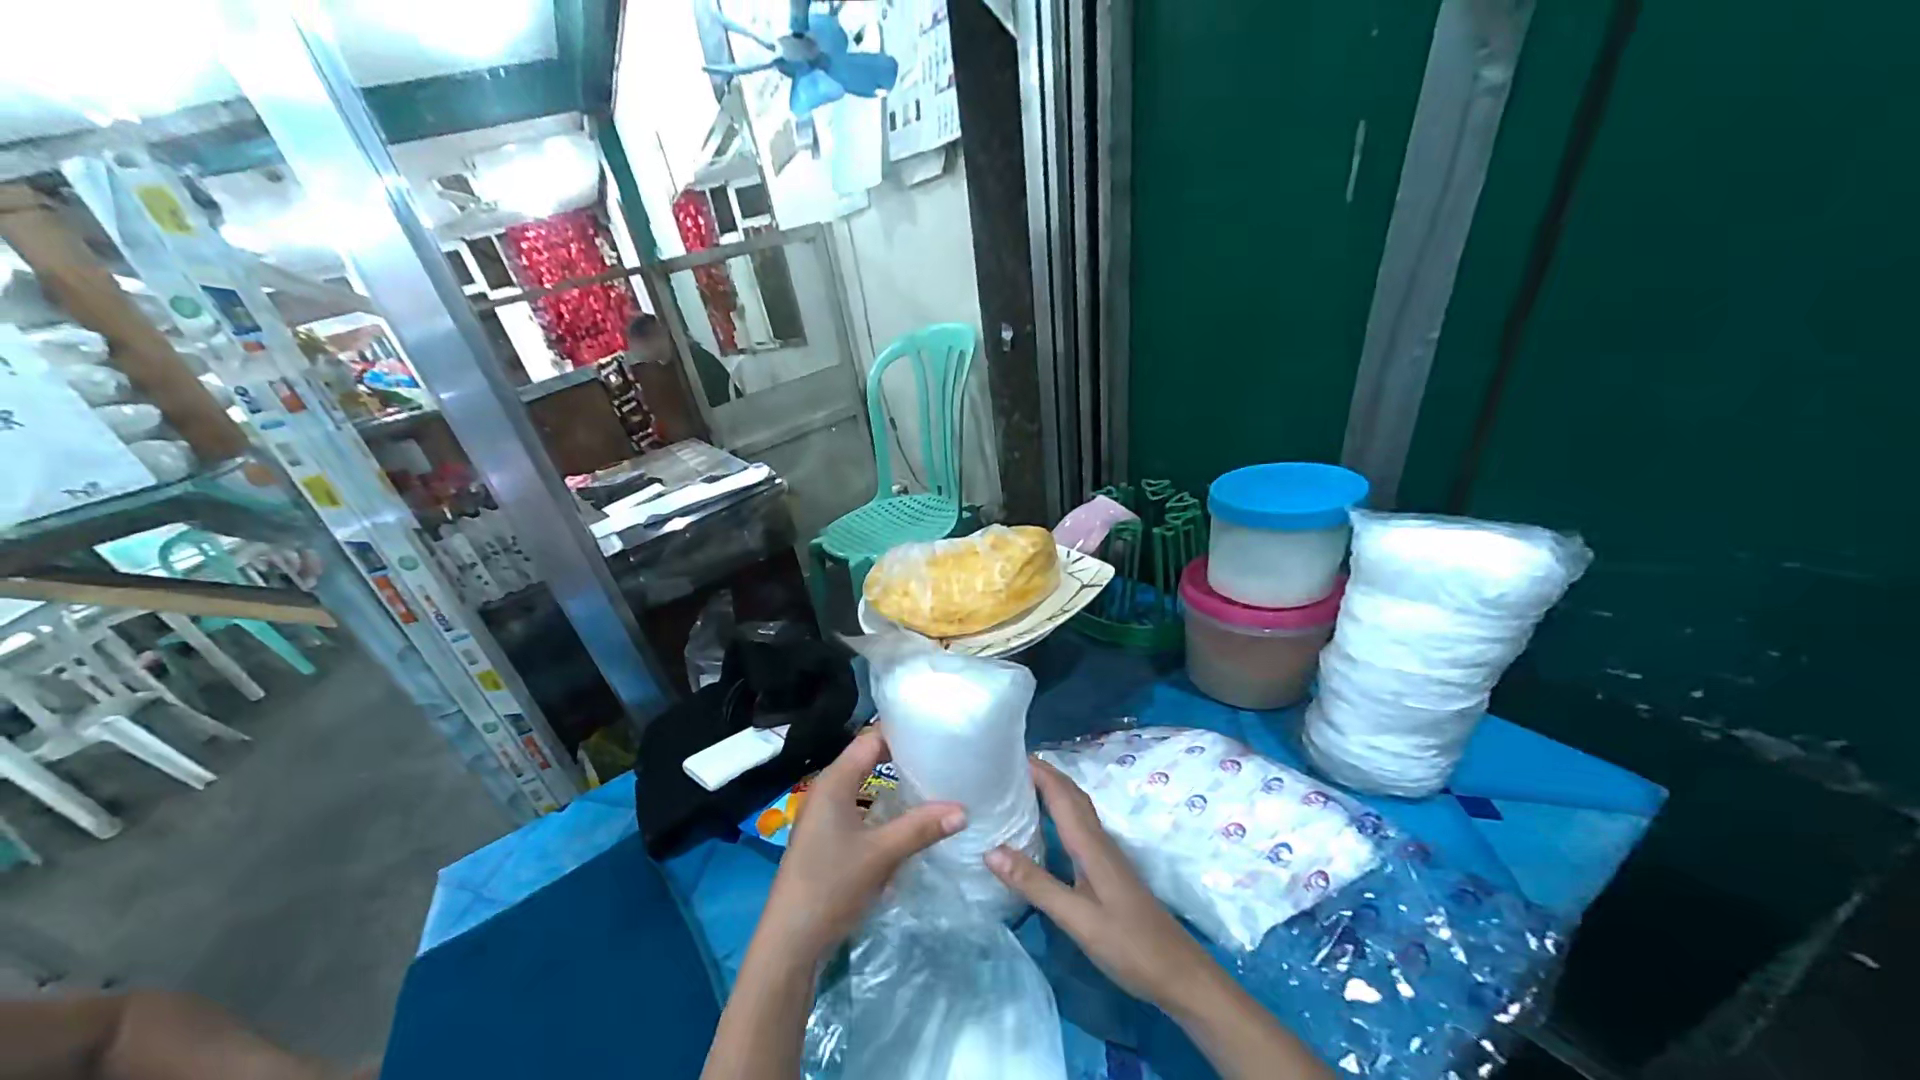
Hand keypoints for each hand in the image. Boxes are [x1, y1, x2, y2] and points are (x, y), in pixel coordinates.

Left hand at [754, 730, 966, 964]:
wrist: (791, 941)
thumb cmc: (831, 886)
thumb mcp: (882, 854)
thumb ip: (921, 828)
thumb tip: (963, 810)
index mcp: (834, 782)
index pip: (870, 740)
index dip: (901, 732)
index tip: (937, 732)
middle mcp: (827, 791)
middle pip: (868, 759)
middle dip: (903, 757)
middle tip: (942, 757)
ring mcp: (825, 816)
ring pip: (865, 786)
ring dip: (895, 784)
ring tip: (933, 782)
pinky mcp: (828, 838)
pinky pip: (861, 808)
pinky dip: (885, 807)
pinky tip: (909, 818)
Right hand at [985, 759, 1217, 1010]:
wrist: (1178, 973)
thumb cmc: (1128, 944)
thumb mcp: (1076, 918)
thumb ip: (1035, 884)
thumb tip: (990, 849)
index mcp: (1090, 845)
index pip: (1061, 794)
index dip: (1037, 770)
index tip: (1006, 753)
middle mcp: (1099, 841)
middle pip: (1071, 794)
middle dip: (1043, 773)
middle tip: (1007, 765)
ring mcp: (1106, 856)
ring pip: (1077, 809)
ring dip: (1052, 790)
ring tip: (1021, 786)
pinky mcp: (1108, 871)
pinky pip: (1080, 827)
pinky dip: (1060, 814)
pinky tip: (1047, 828)